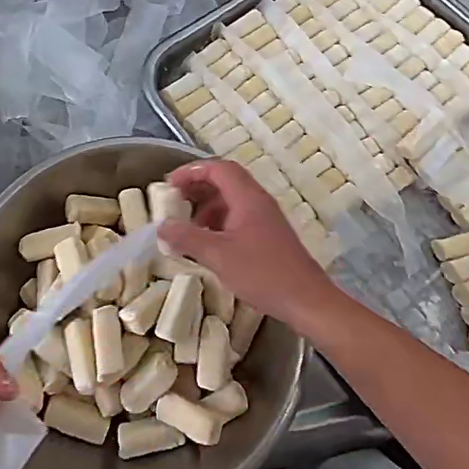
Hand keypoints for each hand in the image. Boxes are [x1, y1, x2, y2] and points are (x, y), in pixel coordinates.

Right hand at [158, 159, 343, 329]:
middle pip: (225, 181)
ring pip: (231, 201)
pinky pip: (238, 218)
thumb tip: (162, 226)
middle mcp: (258, 202)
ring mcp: (265, 219)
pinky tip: (208, 244)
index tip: (169, 185)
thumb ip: (187, 238)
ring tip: (187, 228)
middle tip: (174, 204)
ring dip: (207, 209)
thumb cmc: (263, 273)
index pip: (218, 168)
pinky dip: (219, 224)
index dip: (192, 171)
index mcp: (248, 198)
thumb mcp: (218, 256)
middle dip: (197, 189)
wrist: (306, 299)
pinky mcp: (268, 236)